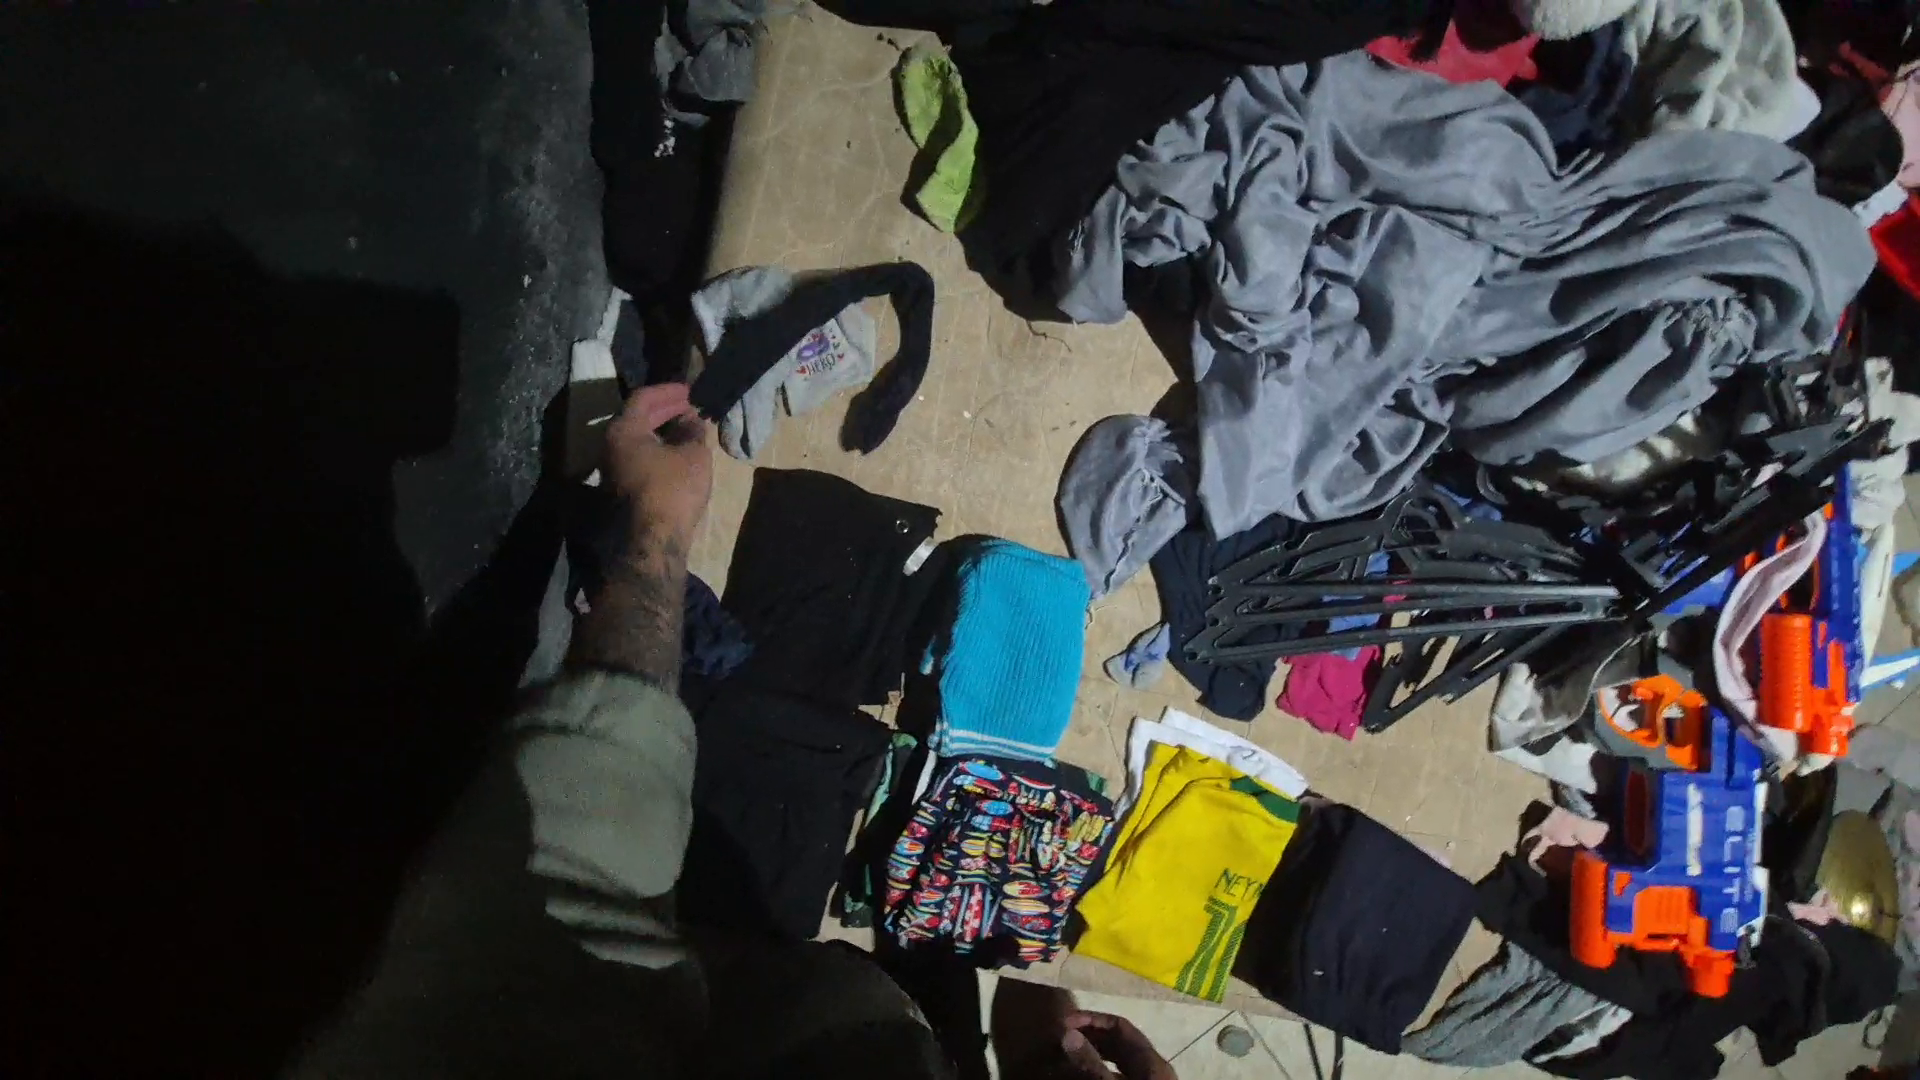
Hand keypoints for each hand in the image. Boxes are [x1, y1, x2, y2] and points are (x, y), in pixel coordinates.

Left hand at [604, 382, 711, 553]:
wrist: (652, 539)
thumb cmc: (673, 489)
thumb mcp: (693, 455)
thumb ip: (692, 431)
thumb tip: (691, 419)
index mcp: (623, 430)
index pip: (643, 398)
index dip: (667, 391)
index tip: (689, 390)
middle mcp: (611, 445)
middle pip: (637, 418)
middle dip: (664, 410)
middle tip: (689, 406)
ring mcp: (612, 468)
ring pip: (638, 439)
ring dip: (662, 430)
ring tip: (687, 429)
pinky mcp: (621, 488)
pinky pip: (639, 456)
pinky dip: (658, 448)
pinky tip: (677, 454)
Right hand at [1057, 1011, 1176, 1079]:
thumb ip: (1092, 1061)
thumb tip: (1067, 1033)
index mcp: (1152, 1058)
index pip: (1120, 1025)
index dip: (1093, 1019)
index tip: (1066, 1021)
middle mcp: (1153, 1067)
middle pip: (1119, 1043)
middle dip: (1090, 1036)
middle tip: (1062, 1036)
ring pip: (1118, 1062)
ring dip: (1093, 1055)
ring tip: (1068, 1054)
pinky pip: (1118, 1076)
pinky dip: (1099, 1071)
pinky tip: (1080, 1073)